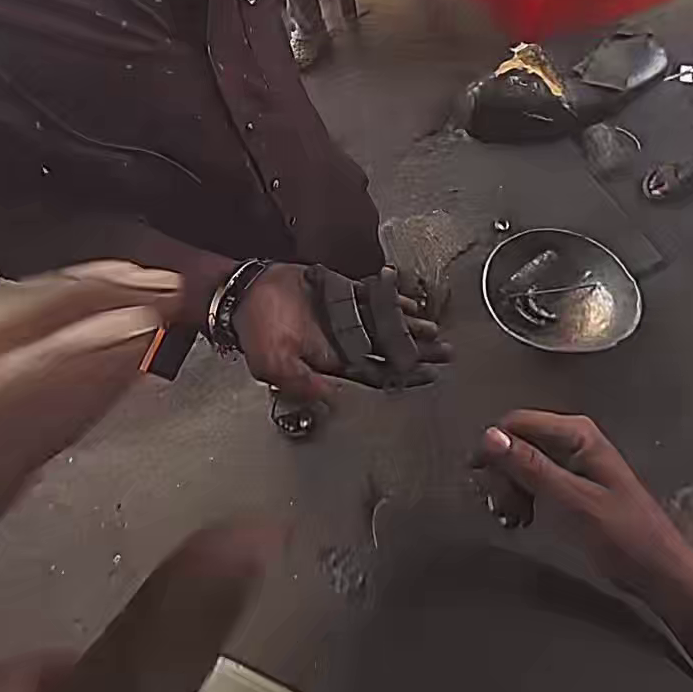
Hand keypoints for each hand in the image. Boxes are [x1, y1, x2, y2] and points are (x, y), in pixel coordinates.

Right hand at [234, 263, 447, 402]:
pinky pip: (373, 295)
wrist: (246, 293)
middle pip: (390, 348)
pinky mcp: (343, 291)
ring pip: (387, 323)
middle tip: (446, 353)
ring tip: (435, 329)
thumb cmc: (257, 332)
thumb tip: (333, 400)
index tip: (429, 376)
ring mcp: (347, 315)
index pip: (377, 373)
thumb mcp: (274, 364)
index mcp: (334, 361)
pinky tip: (411, 302)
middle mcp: (346, 340)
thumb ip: (303, 382)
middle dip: (418, 352)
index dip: (404, 376)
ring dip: (410, 326)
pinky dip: (392, 298)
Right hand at [473, 410, 692, 593]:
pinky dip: (520, 497)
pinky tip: (522, 517)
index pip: (516, 423)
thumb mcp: (573, 502)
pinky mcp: (569, 481)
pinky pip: (531, 478)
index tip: (480, 479)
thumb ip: (531, 467)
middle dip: (502, 473)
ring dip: (509, 488)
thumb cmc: (625, 537)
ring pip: (519, 462)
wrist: (658, 572)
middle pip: (515, 441)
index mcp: (577, 434)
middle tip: (504, 507)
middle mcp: (573, 439)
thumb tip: (491, 437)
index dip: (494, 448)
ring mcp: (571, 460)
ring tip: (514, 517)